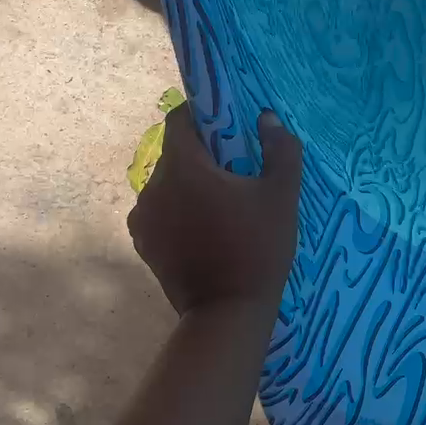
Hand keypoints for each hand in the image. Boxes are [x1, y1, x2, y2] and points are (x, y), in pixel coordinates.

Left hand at [128, 104, 304, 315]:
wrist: (228, 310)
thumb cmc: (258, 244)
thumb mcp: (282, 192)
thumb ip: (279, 148)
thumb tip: (267, 118)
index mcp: (184, 167)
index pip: (181, 120)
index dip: (205, 114)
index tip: (231, 124)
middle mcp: (153, 186)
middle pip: (177, 153)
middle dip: (206, 153)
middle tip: (240, 169)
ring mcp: (143, 218)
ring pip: (169, 183)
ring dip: (193, 183)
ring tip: (226, 203)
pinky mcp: (143, 243)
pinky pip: (162, 210)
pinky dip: (182, 209)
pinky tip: (209, 227)